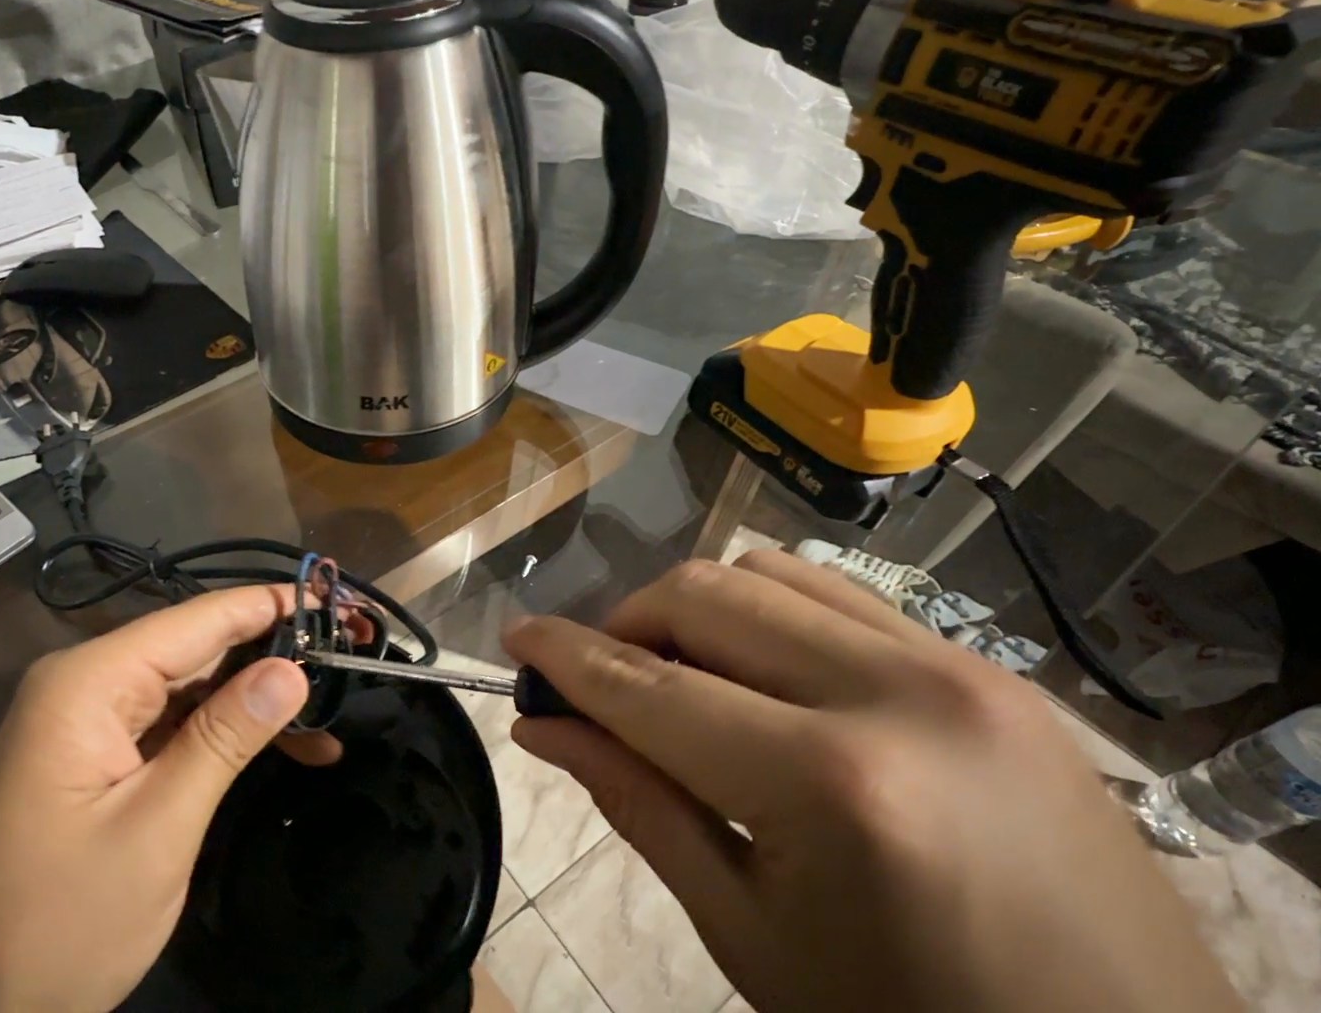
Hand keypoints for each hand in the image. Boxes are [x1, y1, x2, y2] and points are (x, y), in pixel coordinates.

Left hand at [0, 586, 333, 1012]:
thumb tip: (292, 667)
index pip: (200, 620)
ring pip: (187, 690)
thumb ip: (225, 740)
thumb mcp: (156, 830)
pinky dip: (221, 739)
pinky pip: (167, 730)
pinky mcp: (91, 762)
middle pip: (195, 649)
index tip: (343, 606)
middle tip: (354, 659)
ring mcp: (84, 725)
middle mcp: (84, 686)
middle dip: (273, 654)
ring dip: (254, 703)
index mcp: (89, 683)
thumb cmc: (55, 923)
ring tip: (331, 723)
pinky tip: (280, 751)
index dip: (275, 607)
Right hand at [505, 550, 1239, 1012]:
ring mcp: (959, 668)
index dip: (566, 657)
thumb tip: (543, 726)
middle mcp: (898, 695)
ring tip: (681, 675)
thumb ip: (638, 805)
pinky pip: (842, 595)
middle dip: (626, 624)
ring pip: (770, 572)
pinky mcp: (991, 668)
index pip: (651, 687)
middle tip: (597, 680)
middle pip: (706, 596)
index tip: (514, 637)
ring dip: (696, 609)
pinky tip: (763, 671)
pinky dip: (770, 610)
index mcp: (831, 786)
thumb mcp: (749, 932)